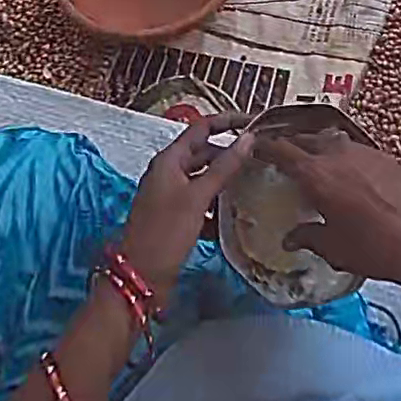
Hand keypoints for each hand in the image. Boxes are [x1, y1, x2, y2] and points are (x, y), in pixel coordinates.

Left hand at [121, 113, 253, 294]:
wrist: (139, 278)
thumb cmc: (166, 232)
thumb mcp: (198, 197)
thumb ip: (224, 166)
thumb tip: (249, 137)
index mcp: (169, 160)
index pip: (201, 129)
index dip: (227, 122)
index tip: (253, 123)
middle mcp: (169, 173)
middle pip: (204, 154)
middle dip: (230, 155)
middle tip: (261, 157)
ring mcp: (171, 195)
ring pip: (204, 179)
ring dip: (226, 182)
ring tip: (255, 184)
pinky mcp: (176, 217)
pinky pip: (201, 202)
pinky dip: (217, 205)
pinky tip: (236, 216)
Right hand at [259, 131, 400, 311]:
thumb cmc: (375, 247)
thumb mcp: (334, 248)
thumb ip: (308, 236)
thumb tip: (291, 238)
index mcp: (316, 173)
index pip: (280, 149)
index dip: (264, 146)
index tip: (253, 147)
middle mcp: (336, 153)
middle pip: (303, 139)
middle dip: (288, 145)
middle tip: (279, 158)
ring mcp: (362, 150)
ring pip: (329, 140)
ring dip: (315, 147)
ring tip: (311, 165)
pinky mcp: (383, 155)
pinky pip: (351, 148)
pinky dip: (340, 155)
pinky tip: (345, 174)